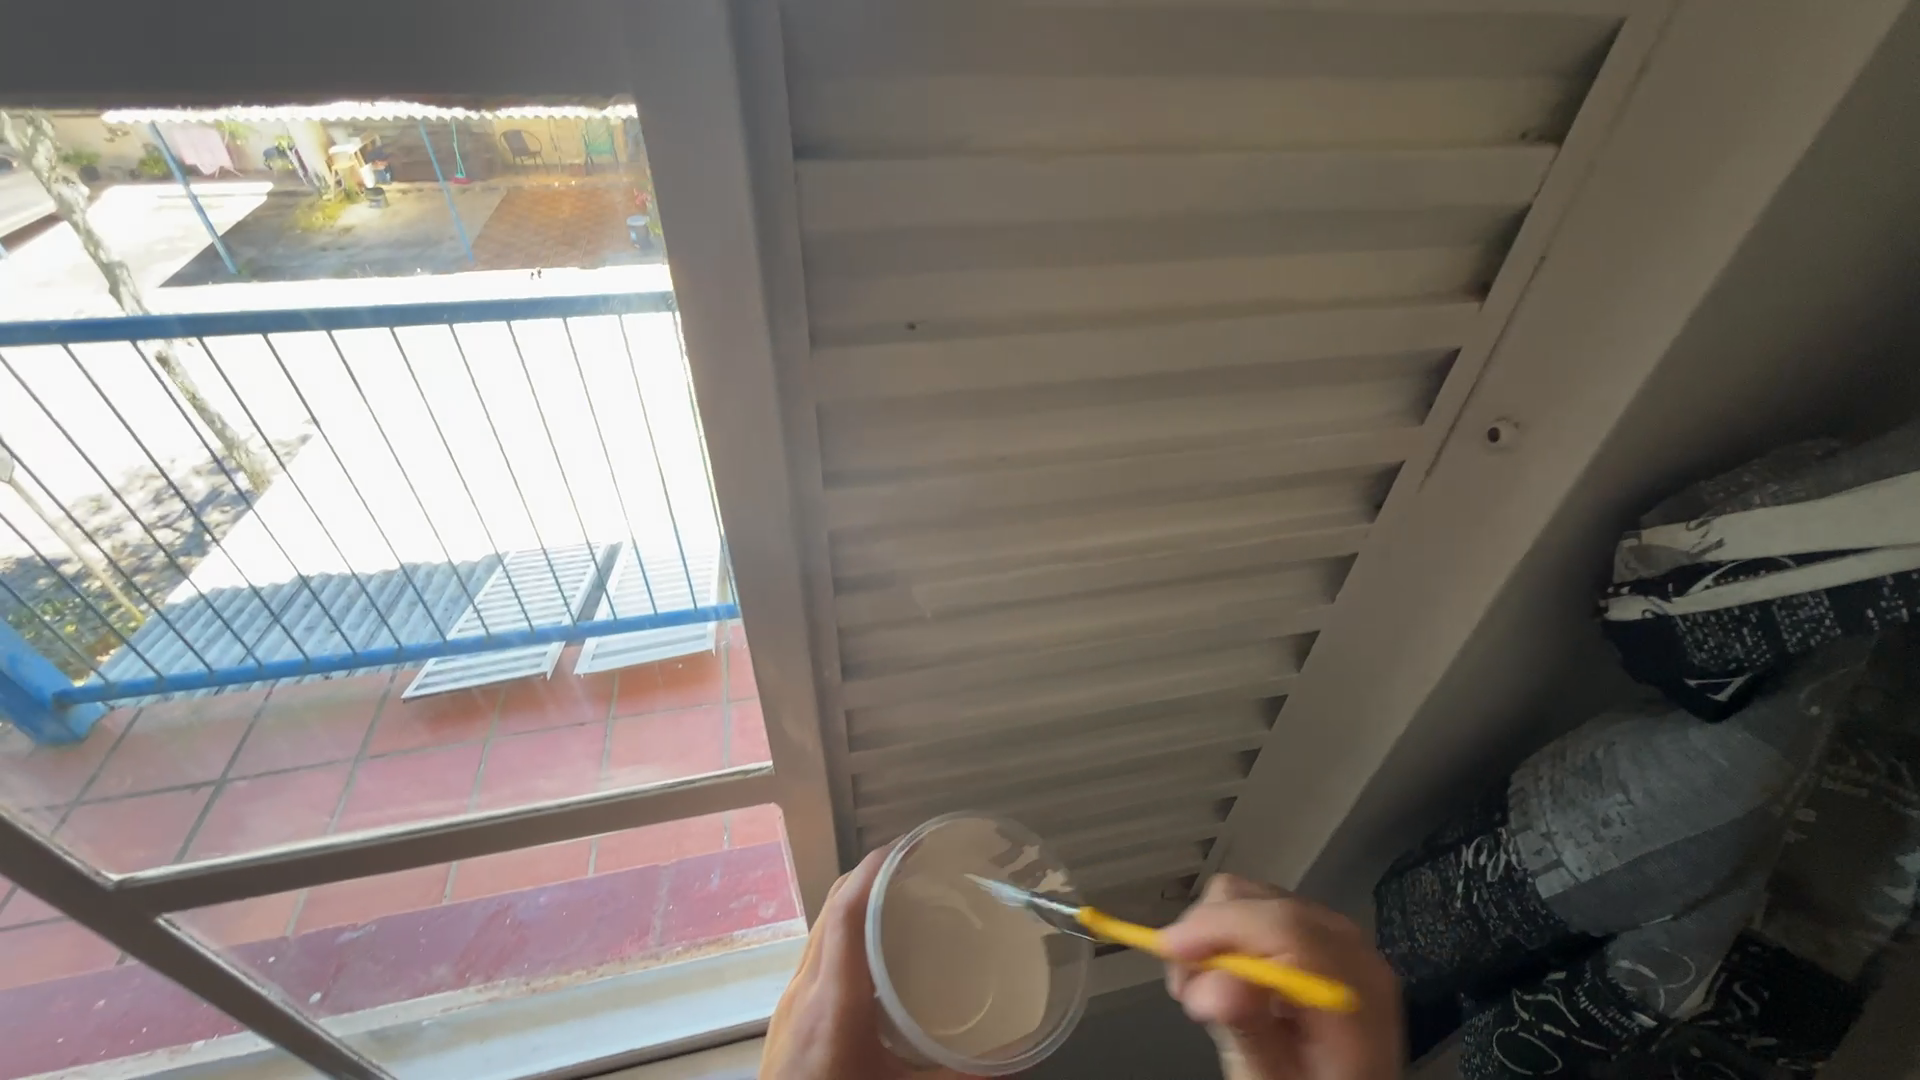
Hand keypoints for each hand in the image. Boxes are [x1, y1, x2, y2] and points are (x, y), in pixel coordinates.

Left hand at [761, 845, 965, 1079]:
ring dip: (855, 898)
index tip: (906, 847)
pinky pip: (817, 948)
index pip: (846, 913)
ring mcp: (790, 997)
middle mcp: (806, 988)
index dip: (872, 871)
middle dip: (870, 874)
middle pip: (831, 907)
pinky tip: (870, 949)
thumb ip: (953, 1078)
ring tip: (898, 897)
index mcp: (835, 1003)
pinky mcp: (786, 1011)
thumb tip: (1007, 1065)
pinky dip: (844, 928)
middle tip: (915, 867)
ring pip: (821, 925)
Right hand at [1162, 875, 1401, 1079]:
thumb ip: (1251, 1034)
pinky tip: (1218, 972)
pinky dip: (1221, 930)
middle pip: (1259, 903)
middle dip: (1207, 933)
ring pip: (1246, 894)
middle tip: (1182, 987)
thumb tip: (1214, 984)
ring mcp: (1329, 931)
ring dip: (1208, 932)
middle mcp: (1346, 946)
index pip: (1286, 928)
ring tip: (1197, 986)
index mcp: (1352, 991)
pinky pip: (1250, 903)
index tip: (1170, 950)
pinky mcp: (1307, 926)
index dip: (1222, 927)